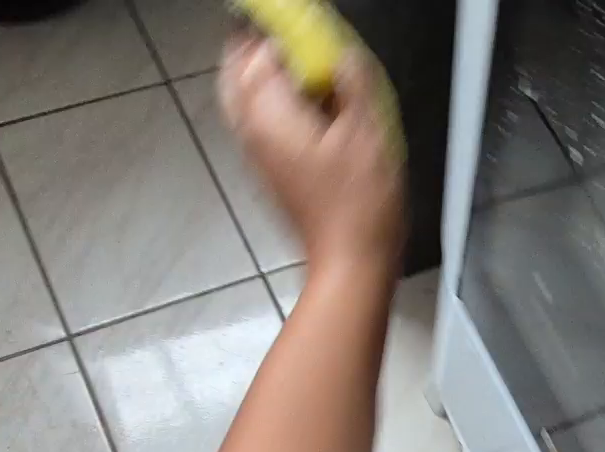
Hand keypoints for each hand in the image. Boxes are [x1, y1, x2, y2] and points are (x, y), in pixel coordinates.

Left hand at [218, 37, 405, 273]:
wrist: (352, 265)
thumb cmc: (361, 207)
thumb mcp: (369, 136)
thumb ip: (354, 83)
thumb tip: (343, 56)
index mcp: (269, 114)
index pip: (260, 49)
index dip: (287, 33)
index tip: (315, 33)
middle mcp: (252, 131)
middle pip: (235, 72)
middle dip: (262, 51)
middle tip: (296, 45)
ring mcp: (257, 156)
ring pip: (242, 99)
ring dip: (264, 78)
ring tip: (301, 73)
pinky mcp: (270, 175)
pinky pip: (257, 125)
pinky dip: (272, 108)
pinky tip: (306, 113)